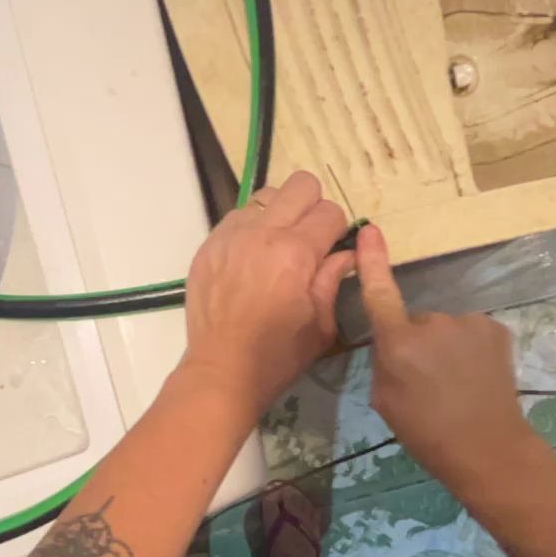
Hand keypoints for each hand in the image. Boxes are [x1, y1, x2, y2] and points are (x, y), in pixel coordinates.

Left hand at [180, 171, 356, 413]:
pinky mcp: (209, 245)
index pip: (331, 212)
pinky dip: (251, 228)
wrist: (222, 371)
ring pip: (267, 195)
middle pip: (301, 185)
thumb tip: (346, 254)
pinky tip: (251, 259)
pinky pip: (237, 216)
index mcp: (296, 253)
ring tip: (277, 247)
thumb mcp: (321, 326)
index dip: (338, 231)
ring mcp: (231, 235)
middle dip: (313, 207)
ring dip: (280, 214)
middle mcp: (263, 233)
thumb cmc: (277, 356)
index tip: (331, 252)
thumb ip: (334, 280)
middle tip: (308, 239)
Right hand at [356, 224, 543, 492]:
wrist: (487, 448)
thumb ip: (383, 363)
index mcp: (399, 344)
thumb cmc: (426, 432)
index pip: (379, 294)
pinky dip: (468, 349)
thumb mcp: (385, 401)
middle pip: (414, 322)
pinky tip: (474, 377)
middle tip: (425, 382)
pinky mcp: (495, 328)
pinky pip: (469, 333)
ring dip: (444, 347)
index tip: (369, 230)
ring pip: (444, 329)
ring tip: (454, 385)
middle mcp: (433, 322)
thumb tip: (391, 342)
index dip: (372, 262)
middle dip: (415, 343)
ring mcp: (468, 322)